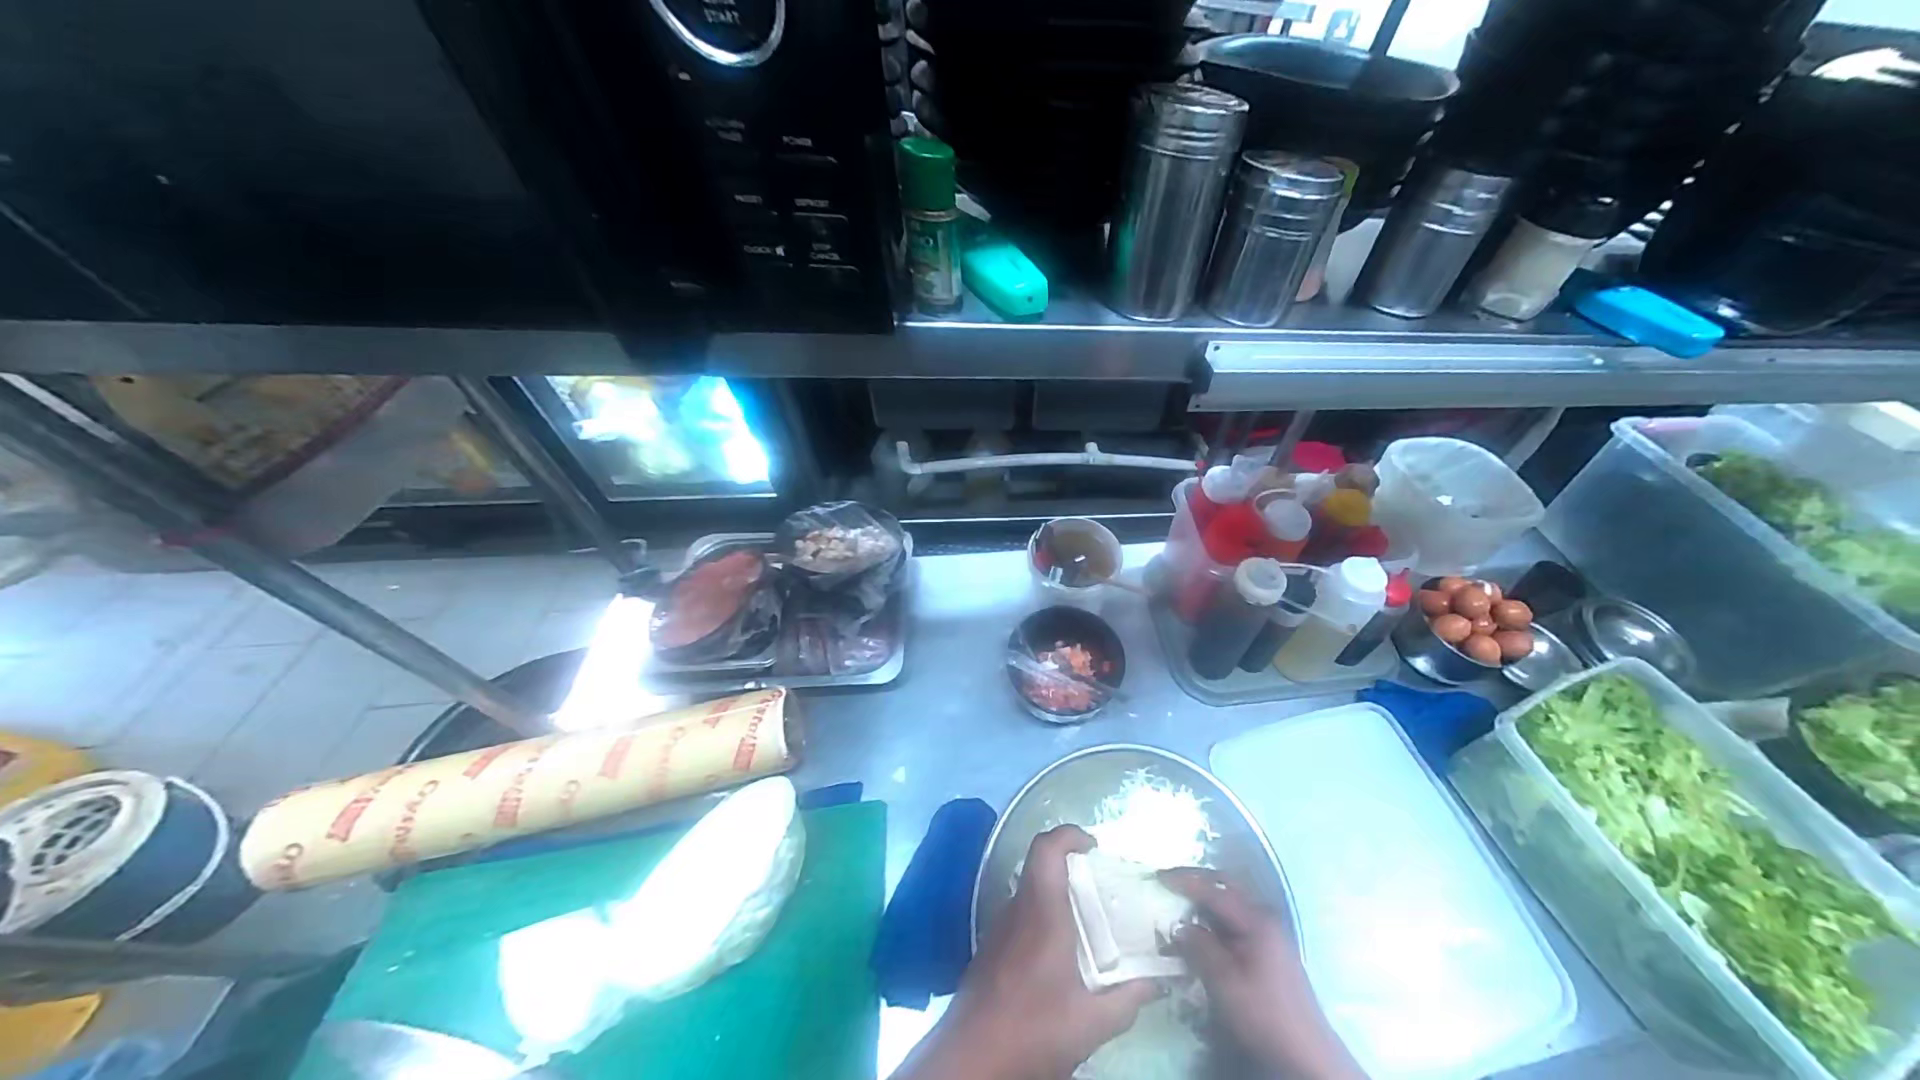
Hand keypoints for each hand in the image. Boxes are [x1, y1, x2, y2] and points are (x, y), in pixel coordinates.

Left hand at [897, 825, 1159, 1079]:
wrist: (971, 1057)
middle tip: (1103, 891)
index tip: (1094, 847)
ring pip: (1029, 894)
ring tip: (1088, 925)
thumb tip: (1157, 982)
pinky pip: (1020, 917)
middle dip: (1071, 870)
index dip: (1069, 835)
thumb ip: (1128, 999)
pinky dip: (1042, 920)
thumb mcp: (1092, 1022)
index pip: (1046, 849)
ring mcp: (999, 928)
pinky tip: (1060, 955)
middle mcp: (1017, 910)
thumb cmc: (1033, 1029)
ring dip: (1056, 897)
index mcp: (1042, 913)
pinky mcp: (990, 948)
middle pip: (1039, 868)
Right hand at [1162, 868, 1365, 1079]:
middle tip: (1169, 882)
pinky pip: (1236, 922)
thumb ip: (1199, 947)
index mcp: (1257, 920)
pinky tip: (1201, 931)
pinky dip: (1215, 919)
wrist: (1306, 1056)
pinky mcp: (1269, 951)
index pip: (1215, 890)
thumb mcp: (1225, 982)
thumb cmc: (1264, 1015)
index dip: (1184, 881)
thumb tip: (1179, 925)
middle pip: (1227, 888)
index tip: (1157, 876)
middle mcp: (1265, 919)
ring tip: (1180, 905)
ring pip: (1232, 906)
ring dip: (1206, 901)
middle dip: (1197, 882)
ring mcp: (1270, 935)